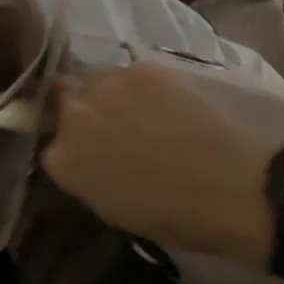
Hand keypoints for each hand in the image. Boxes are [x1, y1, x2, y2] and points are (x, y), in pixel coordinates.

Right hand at [41, 62, 276, 264]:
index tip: (87, 152)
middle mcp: (72, 115)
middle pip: (60, 98)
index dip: (68, 144)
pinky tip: (163, 104)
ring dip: (106, 93)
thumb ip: (81, 173)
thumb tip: (82, 155)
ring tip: (138, 111)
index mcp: (62, 159)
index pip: (48, 142)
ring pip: (92, 79)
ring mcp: (105, 86)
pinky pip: (127, 73)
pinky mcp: (139, 69)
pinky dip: (138, 87)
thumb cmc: (174, 215)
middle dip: (74, 107)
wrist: (235, 190)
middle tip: (105, 125)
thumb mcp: (110, 207)